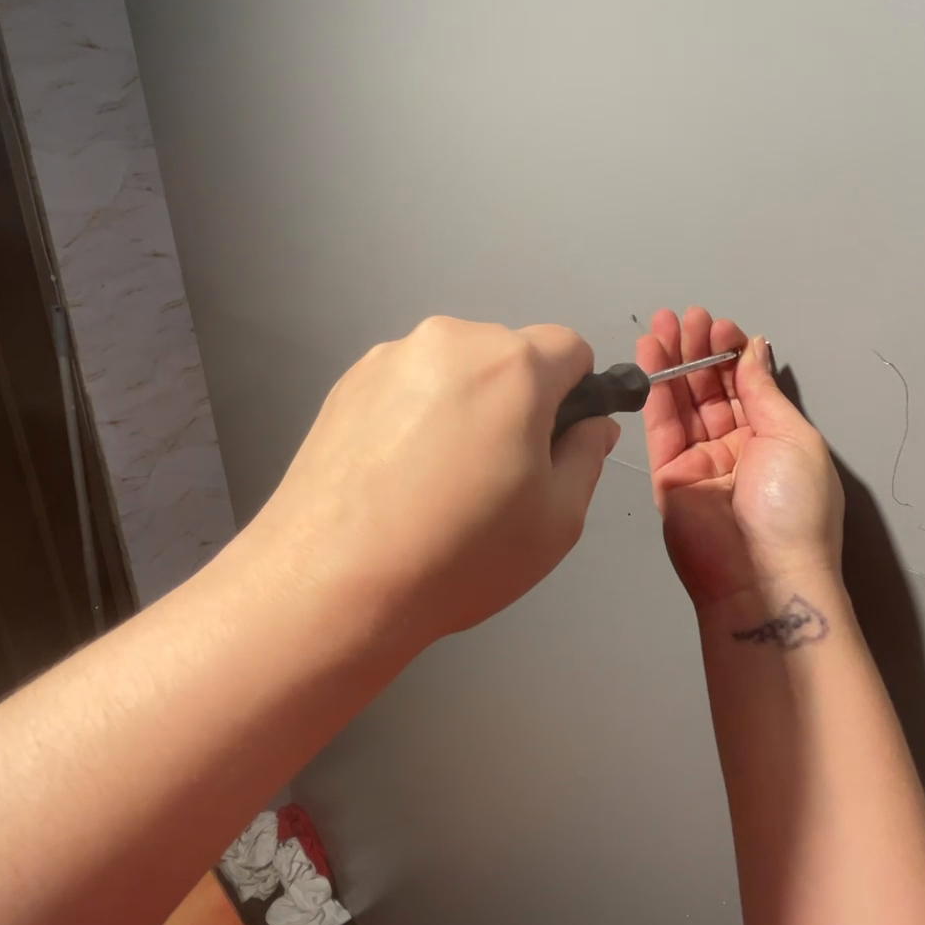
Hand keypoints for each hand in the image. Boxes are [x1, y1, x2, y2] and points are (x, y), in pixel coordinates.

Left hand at [245, 316, 619, 643]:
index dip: (576, 393)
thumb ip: (588, 457)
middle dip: (517, 400)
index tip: (555, 442)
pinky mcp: (346, 384)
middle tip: (498, 474)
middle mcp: (450, 341)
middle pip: (508, 355)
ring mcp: (389, 358)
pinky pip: (407, 386)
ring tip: (438, 482)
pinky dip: (416, 416)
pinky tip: (397, 477)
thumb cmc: (460, 554)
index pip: (570, 347)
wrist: (330, 582)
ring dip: (463, 405)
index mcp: (512, 365)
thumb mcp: (557, 520)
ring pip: (454, 370)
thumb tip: (593, 427)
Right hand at [636, 308, 842, 609]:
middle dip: (699, 351)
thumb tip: (755, 348)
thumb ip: (763, 391)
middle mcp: (735, 447)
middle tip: (687, 316)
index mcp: (774, 440)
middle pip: (712, 390)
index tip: (720, 325)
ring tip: (664, 323)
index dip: (732, 354)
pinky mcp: (668, 475)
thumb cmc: (793, 507)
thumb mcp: (793, 438)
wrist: (760, 575)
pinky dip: (654, 389)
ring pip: (683, 402)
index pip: (747, 387)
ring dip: (674, 361)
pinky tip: (649, 355)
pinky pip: (661, 425)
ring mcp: (699, 461)